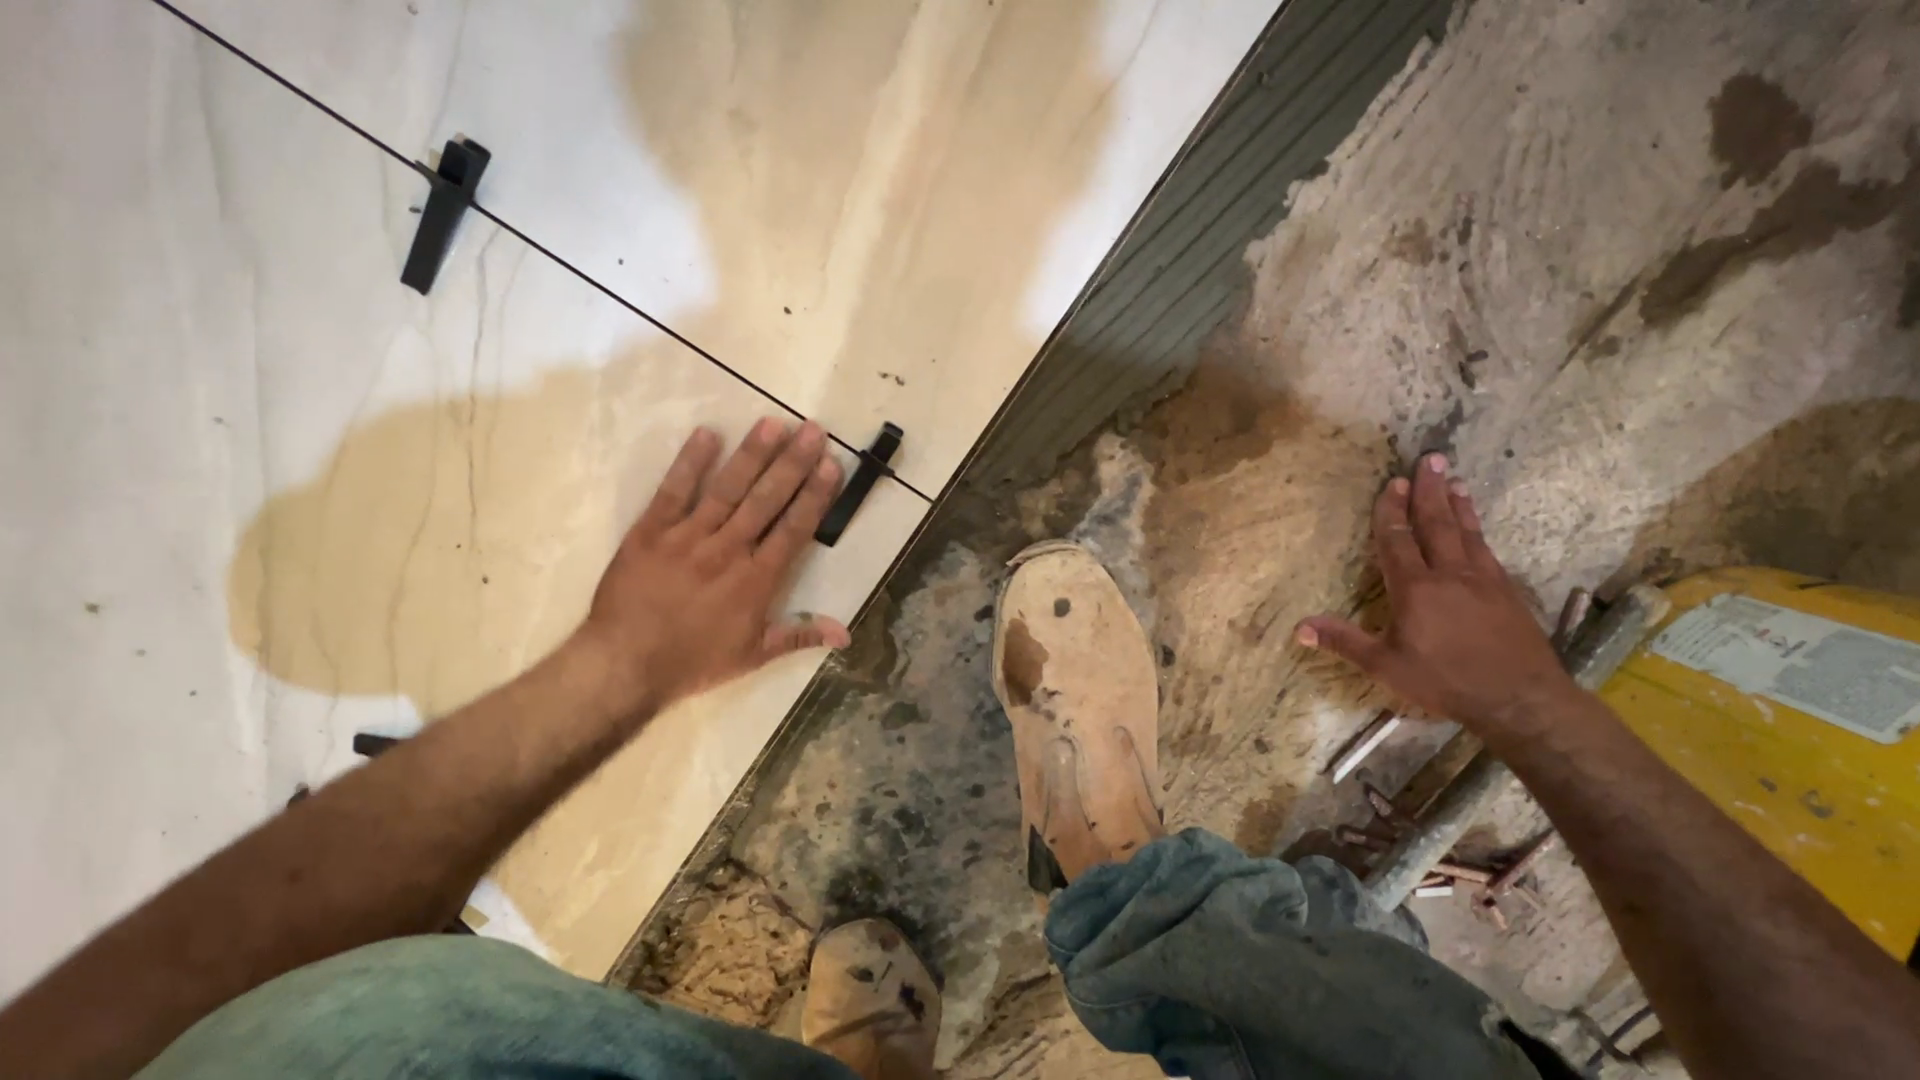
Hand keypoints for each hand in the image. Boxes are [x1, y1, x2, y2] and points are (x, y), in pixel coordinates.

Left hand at [578, 418, 850, 711]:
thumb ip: (799, 636)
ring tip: (774, 423)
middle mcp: (728, 550)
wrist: (624, 665)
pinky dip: (689, 463)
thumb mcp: (752, 656)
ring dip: (752, 455)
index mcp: (756, 580)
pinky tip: (707, 434)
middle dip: (793, 463)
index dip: (815, 495)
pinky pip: (673, 491)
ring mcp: (688, 537)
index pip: (794, 529)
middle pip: (767, 499)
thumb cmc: (693, 663)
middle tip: (813, 430)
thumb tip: (846, 634)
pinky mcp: (650, 531)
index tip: (832, 465)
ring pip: (727, 489)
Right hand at [1294, 453, 1578, 734]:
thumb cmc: (1444, 682)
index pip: (1398, 540)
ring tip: (1455, 480)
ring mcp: (1483, 581)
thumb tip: (1299, 627)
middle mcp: (1449, 575)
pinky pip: (1487, 550)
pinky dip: (1479, 530)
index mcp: (1415, 589)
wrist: (1519, 699)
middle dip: (1430, 491)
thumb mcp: (1385, 666)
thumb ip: (1344, 641)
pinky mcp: (1507, 592)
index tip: (1393, 483)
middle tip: (1431, 460)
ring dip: (1458, 504)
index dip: (1392, 511)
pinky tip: (1477, 526)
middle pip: (1437, 524)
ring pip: (1467, 533)